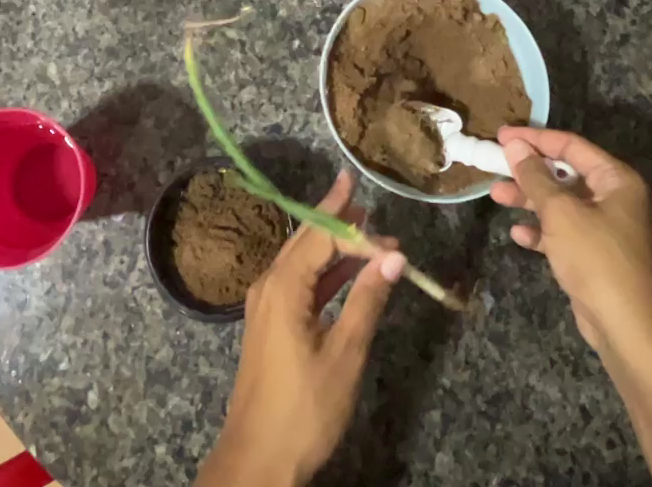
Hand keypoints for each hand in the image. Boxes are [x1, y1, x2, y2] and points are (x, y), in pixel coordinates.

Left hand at [195, 170, 406, 486]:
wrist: (257, 458)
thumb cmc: (303, 408)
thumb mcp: (344, 353)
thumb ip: (367, 299)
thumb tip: (394, 255)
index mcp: (283, 286)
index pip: (322, 237)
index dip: (357, 231)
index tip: (391, 233)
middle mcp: (268, 285)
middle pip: (305, 239)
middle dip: (333, 217)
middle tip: (358, 193)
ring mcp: (265, 305)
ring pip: (300, 260)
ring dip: (330, 244)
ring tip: (361, 225)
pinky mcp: (269, 324)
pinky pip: (297, 282)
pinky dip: (322, 272)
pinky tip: (344, 271)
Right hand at [489, 127, 651, 352]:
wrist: (626, 325)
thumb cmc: (596, 258)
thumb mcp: (560, 211)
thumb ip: (536, 176)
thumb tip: (516, 146)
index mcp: (616, 180)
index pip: (571, 146)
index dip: (535, 138)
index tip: (501, 136)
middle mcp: (614, 199)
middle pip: (565, 174)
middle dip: (529, 172)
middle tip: (495, 166)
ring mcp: (605, 228)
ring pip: (561, 204)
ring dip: (529, 200)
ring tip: (496, 197)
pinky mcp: (595, 255)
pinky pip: (563, 232)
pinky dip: (542, 231)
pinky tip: (519, 235)